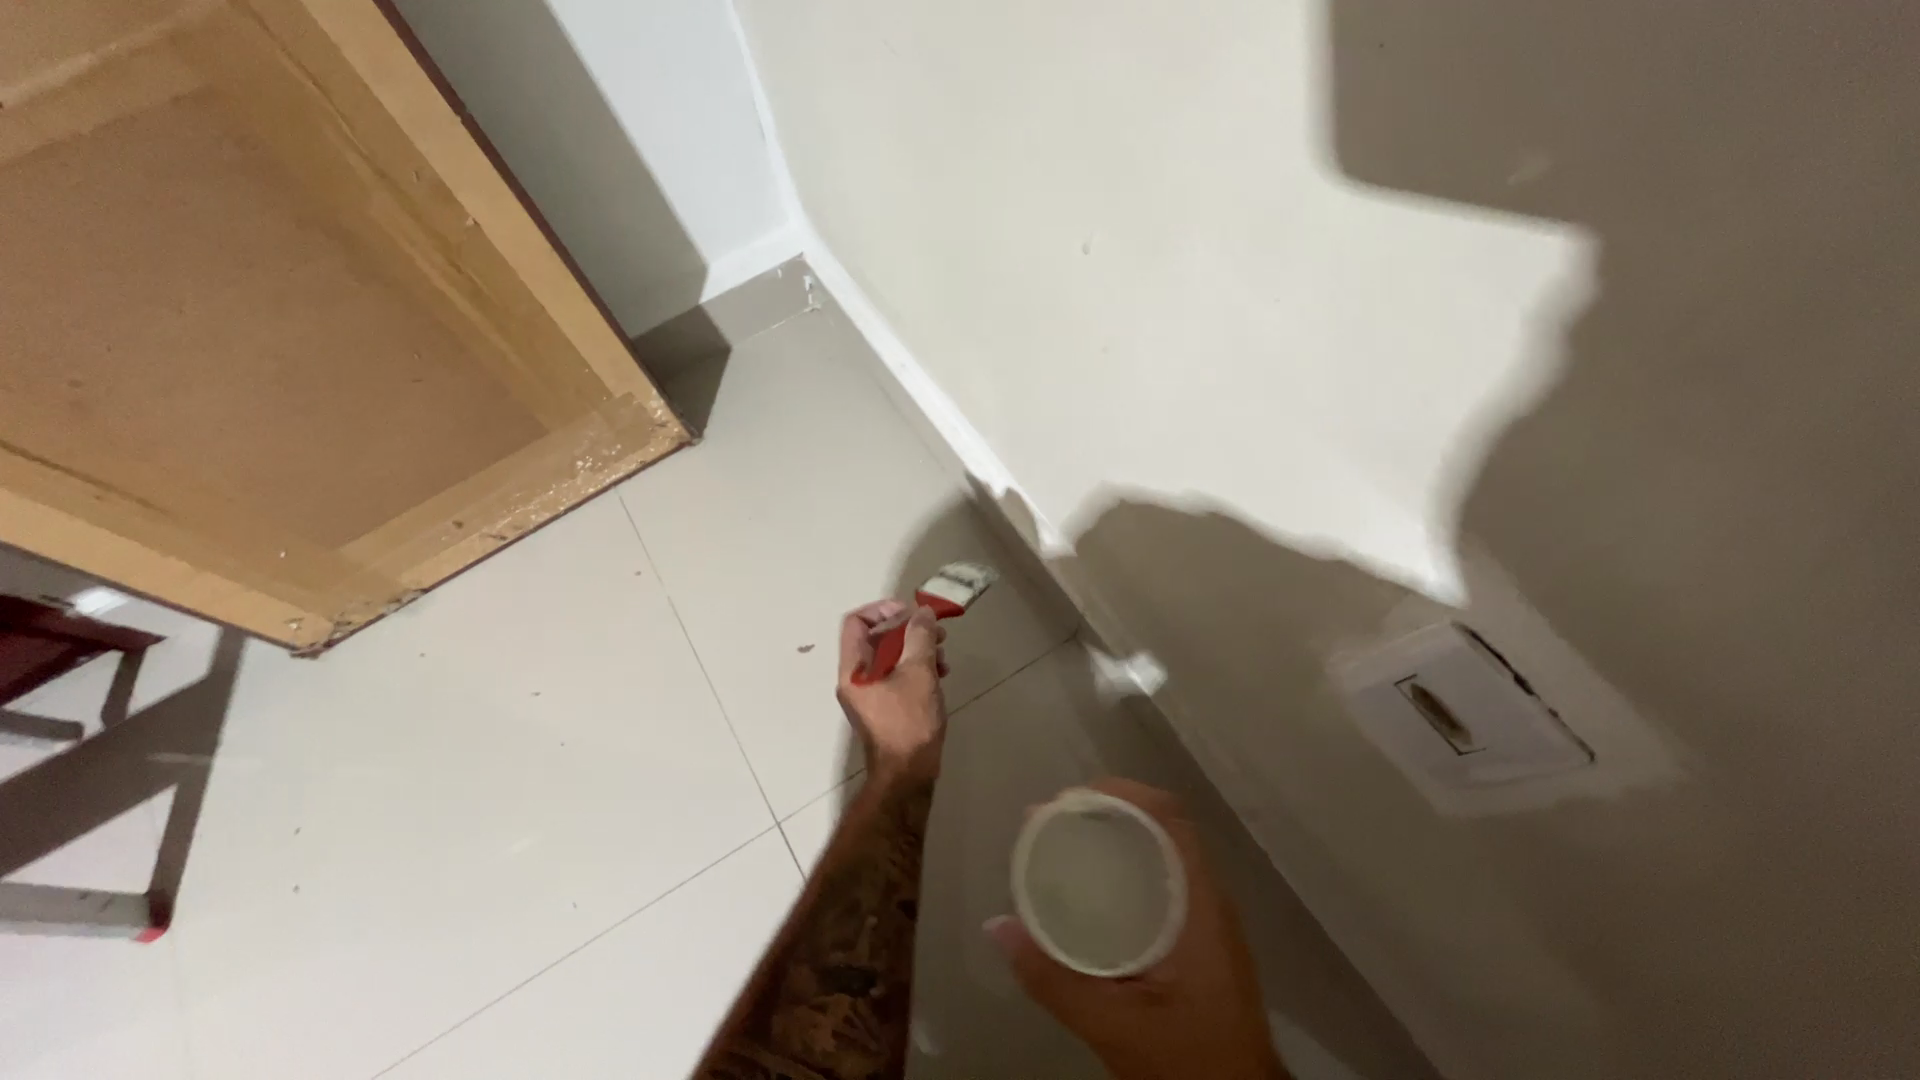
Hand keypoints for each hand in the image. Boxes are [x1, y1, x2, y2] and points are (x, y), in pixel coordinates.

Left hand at [836, 599, 948, 783]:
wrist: (907, 775)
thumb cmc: (909, 723)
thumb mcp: (919, 673)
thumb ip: (920, 637)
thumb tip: (922, 613)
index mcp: (854, 669)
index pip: (856, 622)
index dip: (883, 610)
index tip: (911, 612)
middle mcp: (855, 679)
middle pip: (875, 638)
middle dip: (907, 629)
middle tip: (936, 630)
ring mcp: (869, 694)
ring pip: (889, 657)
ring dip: (916, 648)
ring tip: (943, 653)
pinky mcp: (885, 707)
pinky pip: (896, 675)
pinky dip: (916, 668)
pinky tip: (940, 673)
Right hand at [986, 778, 1287, 1079]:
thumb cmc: (1188, 1061)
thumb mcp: (1113, 1025)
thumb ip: (1053, 979)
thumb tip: (996, 926)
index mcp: (1199, 906)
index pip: (1169, 819)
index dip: (1122, 794)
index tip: (1070, 799)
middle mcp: (1208, 899)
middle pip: (1161, 826)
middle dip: (1106, 811)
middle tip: (1052, 820)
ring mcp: (1208, 918)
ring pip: (1162, 850)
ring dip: (1115, 835)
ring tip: (1061, 841)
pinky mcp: (1199, 938)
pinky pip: (1161, 878)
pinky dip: (1124, 865)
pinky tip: (1089, 887)